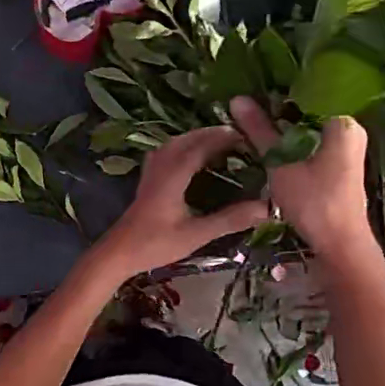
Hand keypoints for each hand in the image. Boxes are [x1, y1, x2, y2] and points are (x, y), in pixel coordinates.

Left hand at [90, 127, 271, 279]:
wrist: (119, 252)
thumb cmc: (156, 244)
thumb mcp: (196, 234)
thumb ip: (230, 220)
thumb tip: (265, 208)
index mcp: (173, 174)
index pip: (201, 145)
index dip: (224, 138)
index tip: (248, 135)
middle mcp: (161, 166)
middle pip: (187, 139)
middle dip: (212, 133)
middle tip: (239, 136)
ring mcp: (151, 171)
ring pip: (175, 143)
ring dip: (197, 138)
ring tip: (220, 142)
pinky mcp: (147, 179)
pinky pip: (167, 152)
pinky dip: (183, 147)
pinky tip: (191, 155)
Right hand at [229, 96, 375, 257]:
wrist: (340, 243)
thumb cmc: (314, 202)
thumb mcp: (281, 164)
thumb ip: (260, 130)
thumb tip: (237, 98)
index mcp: (343, 121)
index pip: (312, 88)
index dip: (281, 87)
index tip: (255, 84)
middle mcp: (350, 127)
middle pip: (310, 105)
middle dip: (280, 105)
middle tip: (249, 100)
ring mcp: (347, 144)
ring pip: (310, 123)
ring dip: (285, 122)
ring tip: (255, 115)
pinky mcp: (340, 159)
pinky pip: (314, 137)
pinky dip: (294, 137)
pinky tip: (272, 137)